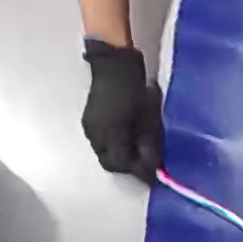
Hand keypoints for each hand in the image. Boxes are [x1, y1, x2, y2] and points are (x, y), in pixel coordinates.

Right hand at [81, 39, 162, 179]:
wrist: (114, 64)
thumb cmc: (135, 89)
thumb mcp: (148, 118)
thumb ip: (149, 144)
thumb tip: (153, 167)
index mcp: (110, 134)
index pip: (123, 164)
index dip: (139, 172)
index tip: (153, 176)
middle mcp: (96, 135)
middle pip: (111, 163)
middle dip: (128, 167)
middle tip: (144, 165)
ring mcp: (90, 129)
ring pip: (104, 154)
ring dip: (120, 157)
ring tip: (136, 151)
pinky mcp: (89, 122)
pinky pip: (101, 143)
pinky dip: (114, 147)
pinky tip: (126, 139)